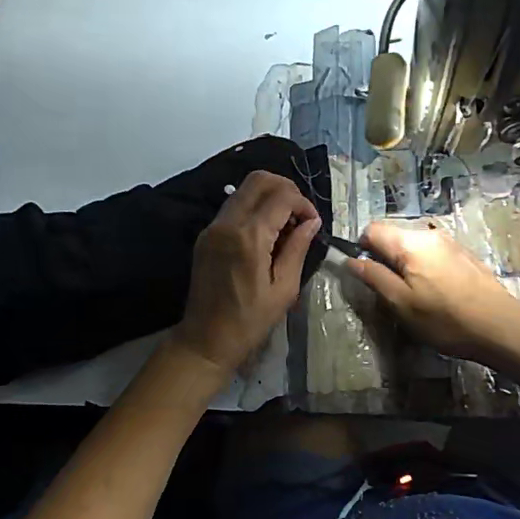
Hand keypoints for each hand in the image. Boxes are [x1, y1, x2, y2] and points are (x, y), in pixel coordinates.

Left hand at [172, 171, 322, 372]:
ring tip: (285, 226)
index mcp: (249, 237)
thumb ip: (297, 249)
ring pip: (244, 189)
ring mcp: (212, 227)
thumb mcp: (284, 288)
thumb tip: (312, 222)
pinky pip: (233, 206)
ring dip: (269, 198)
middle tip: (300, 215)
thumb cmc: (250, 320)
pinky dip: (254, 209)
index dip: (303, 204)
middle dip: (286, 190)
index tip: (313, 223)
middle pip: (259, 180)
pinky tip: (266, 234)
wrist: (206, 338)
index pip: (281, 196)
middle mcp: (227, 223)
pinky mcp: (206, 235)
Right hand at [349, 219, 519, 363]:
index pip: (372, 230)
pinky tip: (436, 294)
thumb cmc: (445, 319)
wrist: (501, 327)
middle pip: (393, 237)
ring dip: (406, 266)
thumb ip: (374, 277)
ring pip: (413, 247)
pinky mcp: (464, 255)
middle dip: (385, 259)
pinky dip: (425, 269)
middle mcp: (430, 234)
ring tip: (415, 297)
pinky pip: (432, 255)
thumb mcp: (400, 303)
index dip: (362, 249)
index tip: (367, 275)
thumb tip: (351, 260)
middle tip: (391, 293)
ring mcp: (450, 243)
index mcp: (410, 242)